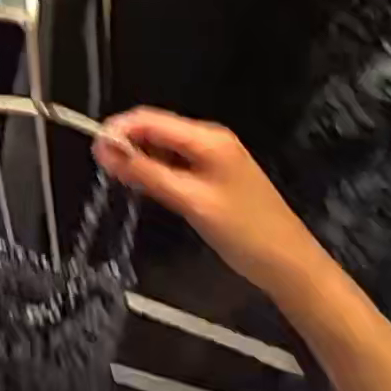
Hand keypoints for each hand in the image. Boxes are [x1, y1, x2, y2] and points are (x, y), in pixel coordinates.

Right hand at [95, 108, 330, 298]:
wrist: (296, 270)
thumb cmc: (245, 234)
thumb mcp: (190, 202)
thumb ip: (146, 173)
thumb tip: (105, 149)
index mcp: (207, 138)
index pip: (150, 119)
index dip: (119, 129)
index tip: (95, 148)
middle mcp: (209, 138)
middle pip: (156, 129)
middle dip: (127, 143)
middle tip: (103, 167)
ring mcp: (214, 155)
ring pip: (164, 145)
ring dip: (140, 157)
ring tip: (121, 178)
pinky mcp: (215, 173)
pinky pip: (176, 160)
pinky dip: (156, 168)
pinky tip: (147, 185)